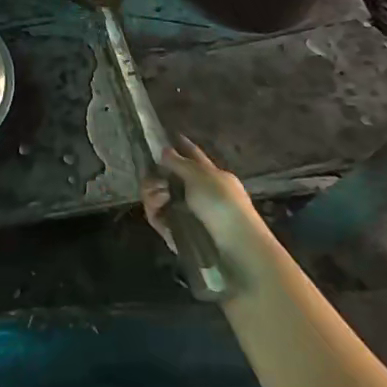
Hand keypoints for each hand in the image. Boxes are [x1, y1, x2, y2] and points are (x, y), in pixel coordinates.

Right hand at [141, 135, 265, 260]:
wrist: (235, 249)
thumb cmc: (222, 205)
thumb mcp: (201, 177)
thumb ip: (180, 163)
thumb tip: (165, 150)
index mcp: (211, 175)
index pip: (193, 156)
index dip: (180, 146)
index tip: (164, 137)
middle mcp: (199, 193)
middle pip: (170, 179)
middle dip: (156, 176)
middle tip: (152, 179)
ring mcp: (188, 214)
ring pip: (162, 199)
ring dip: (153, 194)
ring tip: (157, 197)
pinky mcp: (179, 235)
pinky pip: (160, 219)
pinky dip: (155, 213)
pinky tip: (155, 210)